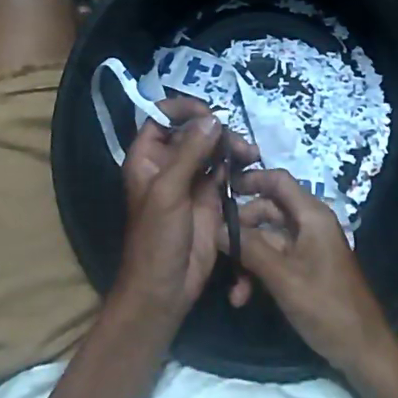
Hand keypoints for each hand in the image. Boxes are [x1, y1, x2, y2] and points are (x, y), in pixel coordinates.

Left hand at [115, 98, 258, 324]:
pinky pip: (224, 171)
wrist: (165, 288)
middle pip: (192, 131)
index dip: (182, 109)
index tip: (207, 111)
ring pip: (211, 149)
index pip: (161, 118)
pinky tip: (250, 167)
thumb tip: (212, 118)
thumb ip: (190, 153)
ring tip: (250, 155)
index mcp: (147, 157)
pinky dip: (237, 166)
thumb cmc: (156, 238)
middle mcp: (167, 163)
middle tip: (237, 141)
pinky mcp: (209, 197)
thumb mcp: (168, 191)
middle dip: (215, 130)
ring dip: (230, 147)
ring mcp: (190, 180)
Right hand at [220, 168, 397, 375]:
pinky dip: (258, 272)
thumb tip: (216, 227)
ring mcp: (308, 247)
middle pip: (268, 210)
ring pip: (267, 238)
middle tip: (215, 245)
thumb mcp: (283, 277)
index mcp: (312, 216)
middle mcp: (310, 224)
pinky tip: (242, 297)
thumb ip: (249, 248)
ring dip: (246, 258)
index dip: (250, 179)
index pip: (278, 180)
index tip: (221, 189)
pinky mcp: (305, 268)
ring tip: (232, 288)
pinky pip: (275, 258)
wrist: (362, 351)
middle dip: (241, 229)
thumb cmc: (326, 307)